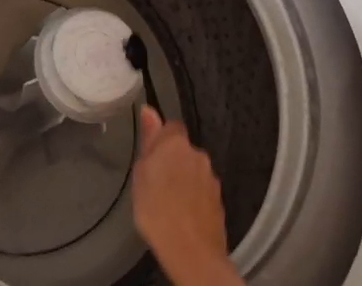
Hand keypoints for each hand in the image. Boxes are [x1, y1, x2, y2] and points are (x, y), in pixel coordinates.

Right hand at [132, 105, 242, 285]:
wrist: (191, 251)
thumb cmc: (156, 208)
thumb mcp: (141, 172)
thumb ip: (149, 139)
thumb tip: (150, 110)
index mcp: (177, 143)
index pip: (171, 127)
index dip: (161, 139)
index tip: (151, 156)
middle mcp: (199, 155)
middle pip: (183, 150)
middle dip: (173, 161)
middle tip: (156, 181)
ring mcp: (212, 179)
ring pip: (194, 171)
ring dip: (184, 179)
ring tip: (170, 202)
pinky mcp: (219, 201)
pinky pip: (202, 191)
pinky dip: (194, 197)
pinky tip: (183, 214)